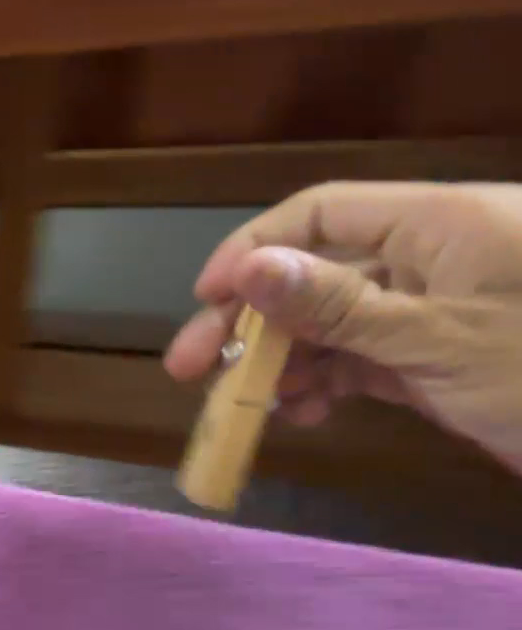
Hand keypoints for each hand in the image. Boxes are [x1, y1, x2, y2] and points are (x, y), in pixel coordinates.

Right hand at [163, 181, 521, 473]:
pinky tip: (304, 413)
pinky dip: (323, 384)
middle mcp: (432, 257)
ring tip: (252, 407)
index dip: (250, 252)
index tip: (207, 302)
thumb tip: (246, 269)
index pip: (316, 216)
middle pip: (308, 276)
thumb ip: (336, 303)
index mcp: (441, 225)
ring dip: (280, 364)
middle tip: (186, 369)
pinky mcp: (442, 353)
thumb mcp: (442, 340)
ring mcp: (436, 308)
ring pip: (326, 324)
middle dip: (247, 325)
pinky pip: (359, 358)